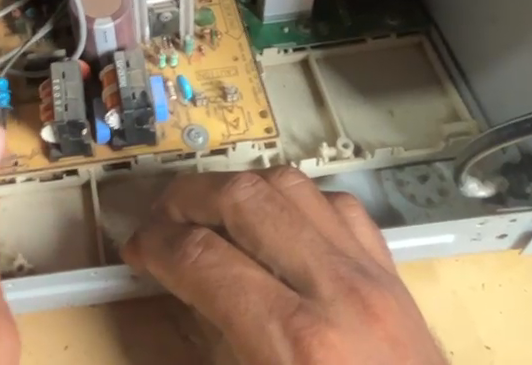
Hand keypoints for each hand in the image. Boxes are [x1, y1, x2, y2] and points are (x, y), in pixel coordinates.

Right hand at [123, 168, 444, 364]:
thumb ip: (206, 348)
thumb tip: (168, 294)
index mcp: (295, 345)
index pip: (202, 258)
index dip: (154, 246)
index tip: (136, 252)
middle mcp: (336, 292)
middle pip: (242, 199)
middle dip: (186, 199)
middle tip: (162, 224)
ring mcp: (372, 276)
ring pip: (288, 184)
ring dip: (236, 190)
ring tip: (210, 217)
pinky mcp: (395, 276)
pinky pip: (335, 205)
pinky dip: (293, 203)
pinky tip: (275, 227)